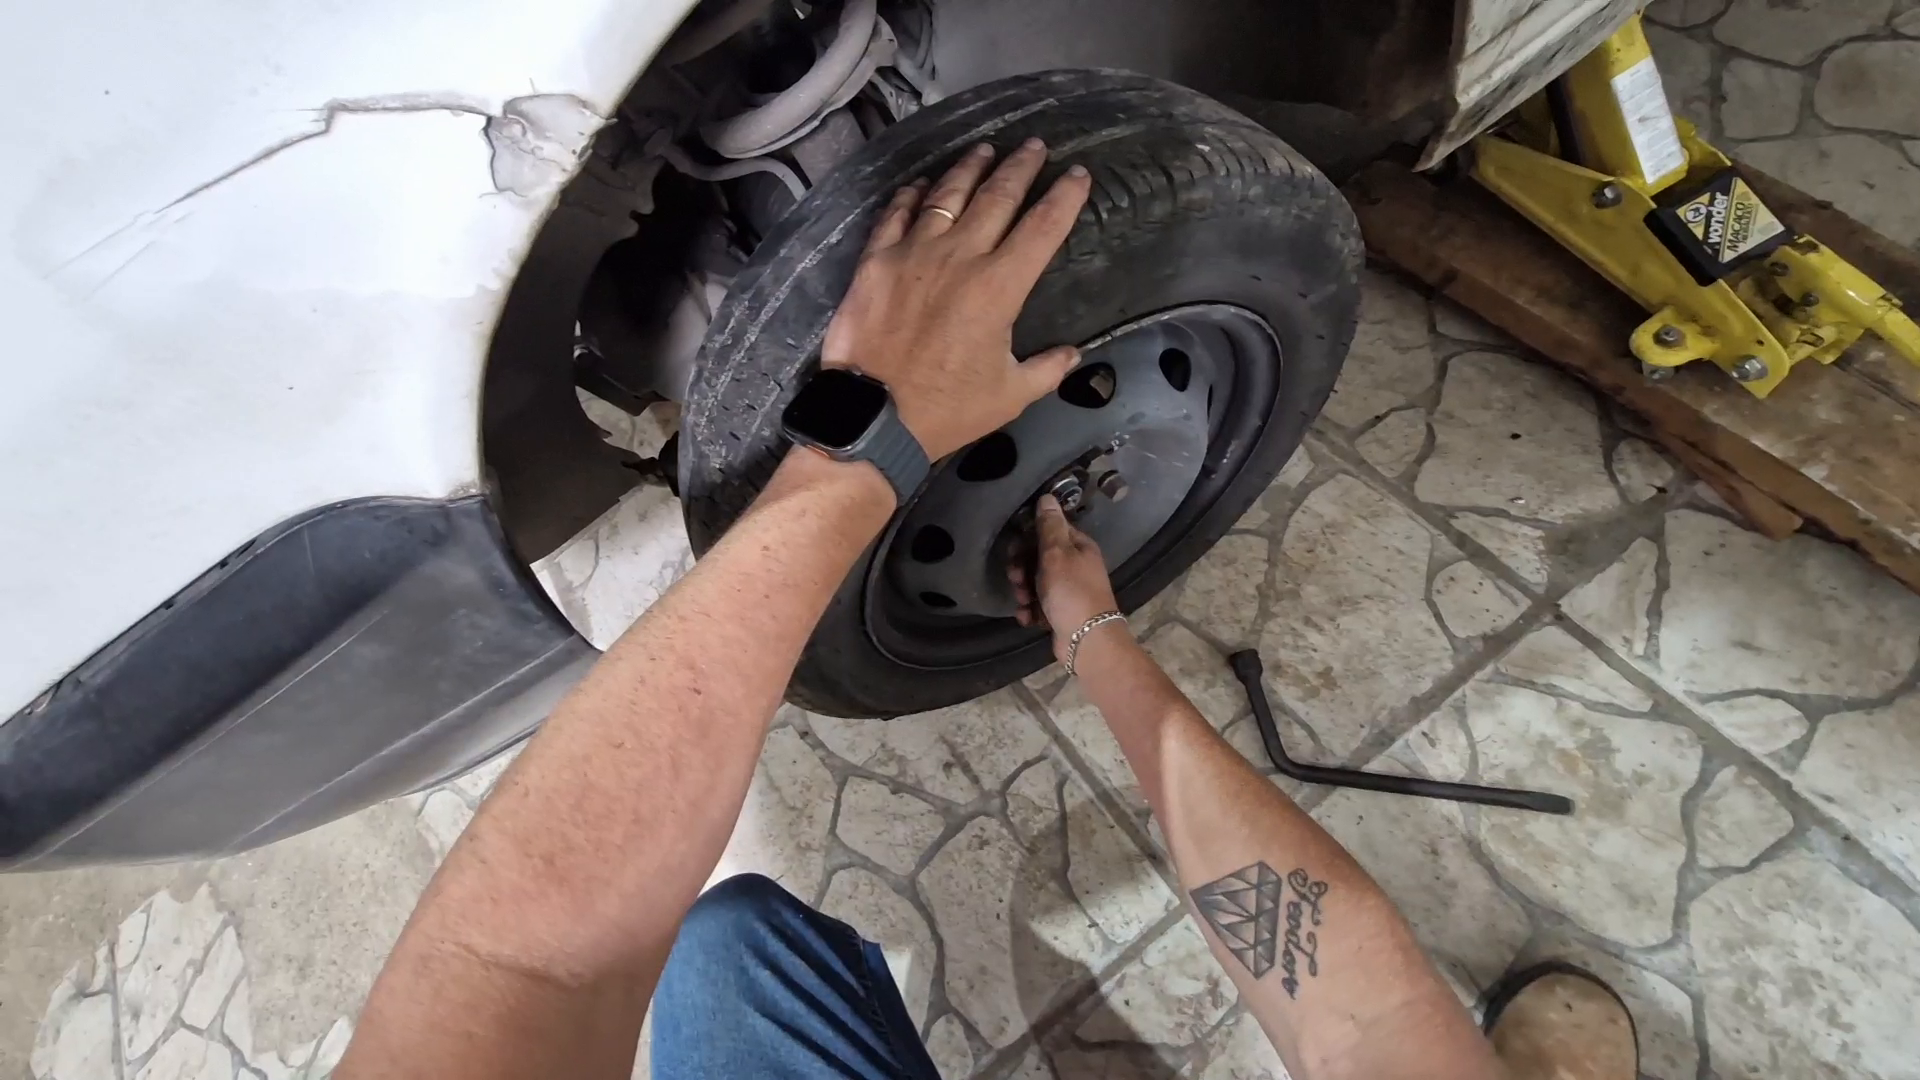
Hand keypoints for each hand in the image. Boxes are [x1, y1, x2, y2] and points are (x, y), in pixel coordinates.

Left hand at [821, 139, 1092, 459]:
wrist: (875, 419)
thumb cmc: (948, 410)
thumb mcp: (1009, 396)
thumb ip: (1046, 370)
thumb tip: (1073, 354)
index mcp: (999, 287)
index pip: (1043, 228)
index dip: (1065, 197)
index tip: (1078, 175)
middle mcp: (959, 257)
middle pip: (997, 197)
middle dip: (1020, 167)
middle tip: (1034, 146)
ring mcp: (913, 253)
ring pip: (947, 196)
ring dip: (969, 169)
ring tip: (983, 151)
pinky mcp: (875, 261)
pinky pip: (896, 214)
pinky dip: (912, 195)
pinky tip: (921, 185)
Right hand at [1010, 494, 1120, 664]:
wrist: (1086, 640)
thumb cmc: (1071, 592)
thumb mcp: (1057, 554)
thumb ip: (1049, 526)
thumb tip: (1048, 496)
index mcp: (1079, 547)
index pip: (1050, 531)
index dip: (1028, 538)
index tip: (1014, 549)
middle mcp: (1075, 565)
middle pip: (1039, 557)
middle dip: (1022, 568)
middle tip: (1016, 578)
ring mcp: (1068, 590)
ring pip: (1036, 582)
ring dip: (1024, 591)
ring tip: (1023, 601)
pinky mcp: (1061, 611)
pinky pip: (1039, 604)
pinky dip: (1030, 610)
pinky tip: (1027, 617)